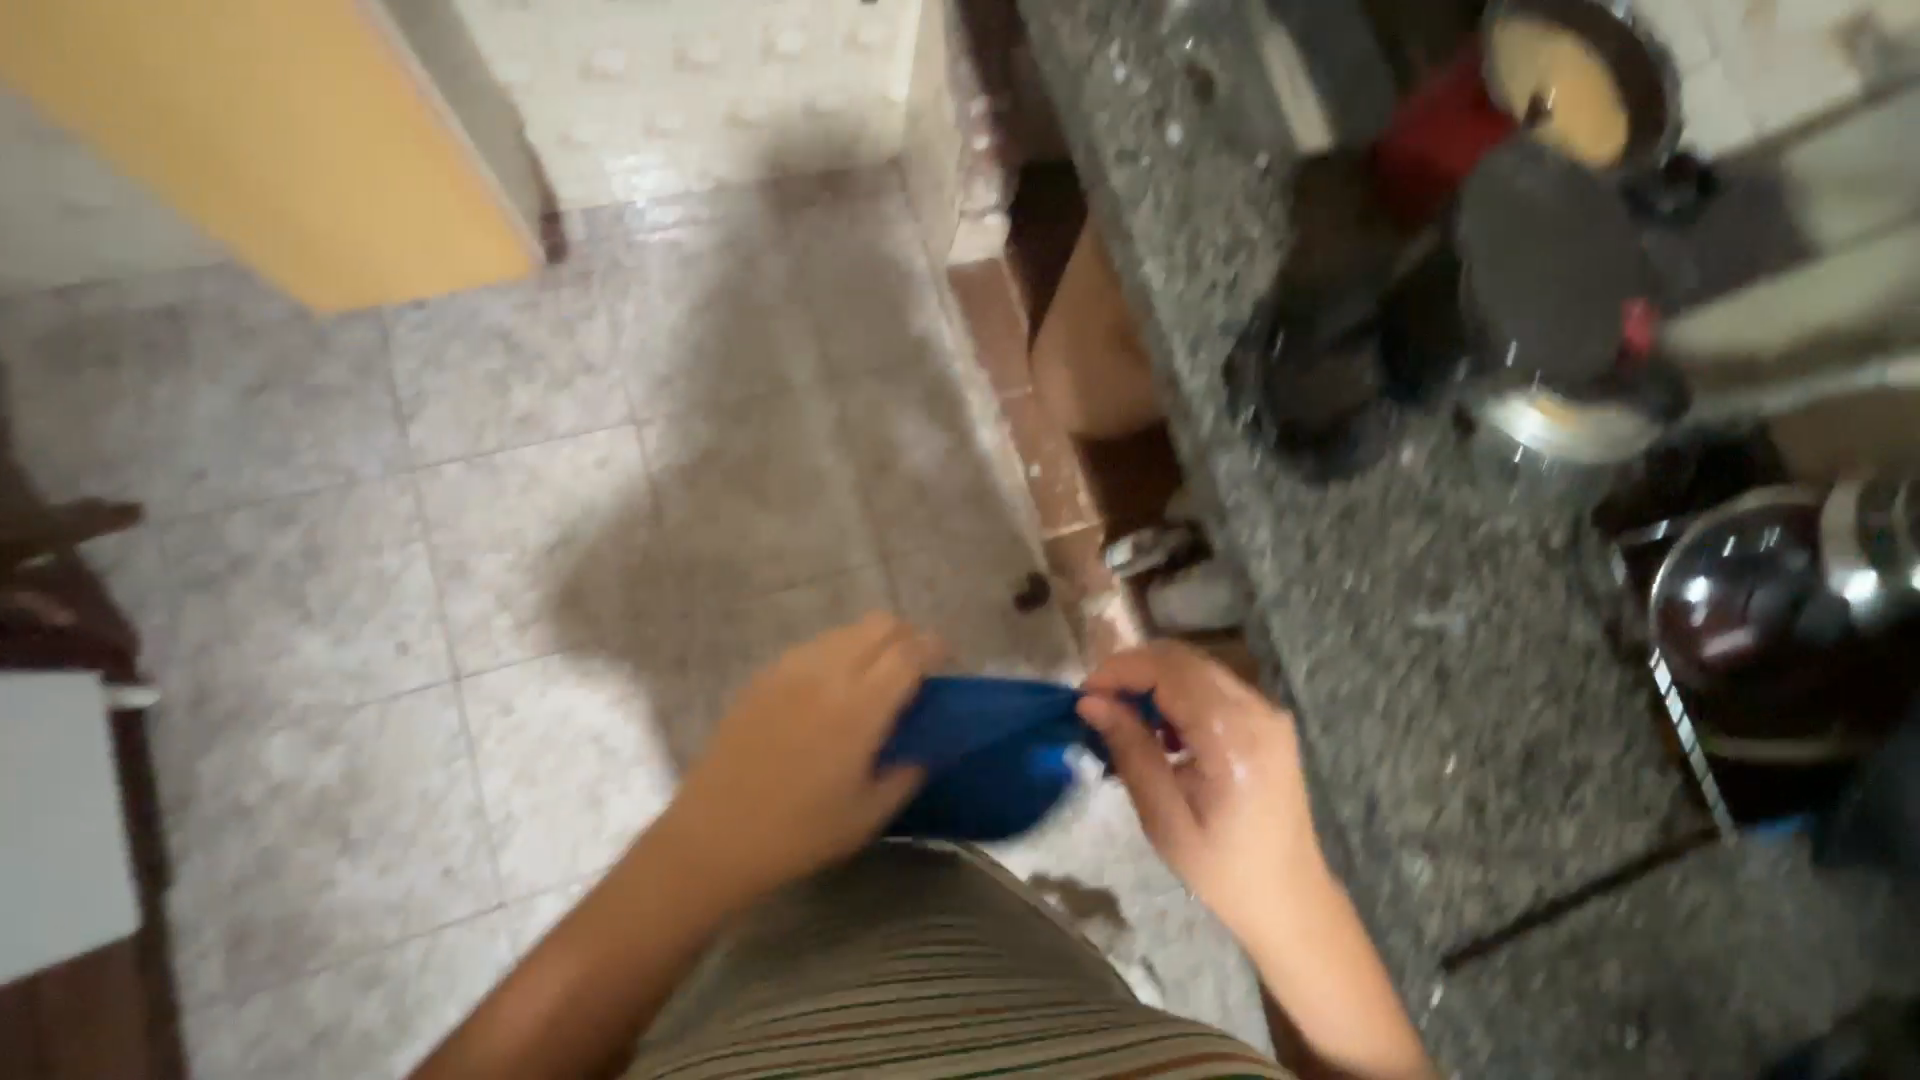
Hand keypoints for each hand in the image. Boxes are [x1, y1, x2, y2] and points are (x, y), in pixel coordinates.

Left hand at [660, 613, 941, 898]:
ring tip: (874, 678)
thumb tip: (926, 748)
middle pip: (880, 624)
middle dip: (907, 636)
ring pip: (844, 631)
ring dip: (871, 642)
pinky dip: (836, 654)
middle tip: (917, 667)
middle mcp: (826, 673)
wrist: (714, 837)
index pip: (910, 653)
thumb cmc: (799, 833)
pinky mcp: (763, 677)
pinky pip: (812, 647)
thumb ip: (906, 773)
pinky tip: (831, 691)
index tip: (950, 660)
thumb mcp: (868, 815)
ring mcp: (789, 669)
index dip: (936, 647)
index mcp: (859, 707)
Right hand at [1077, 641, 1328, 947]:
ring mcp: (1267, 712)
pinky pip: (1213, 686)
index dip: (1121, 670)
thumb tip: (1090, 702)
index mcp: (1233, 737)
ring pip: (1197, 667)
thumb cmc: (1221, 868)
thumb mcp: (1164, 817)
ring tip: (1124, 718)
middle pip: (1184, 660)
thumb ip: (1130, 750)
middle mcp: (1257, 711)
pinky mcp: (1268, 721)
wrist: (1289, 897)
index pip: (1170, 671)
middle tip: (1097, 702)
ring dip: (1154, 680)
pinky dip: (1178, 693)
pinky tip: (1162, 731)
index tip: (1084, 694)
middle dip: (1133, 670)